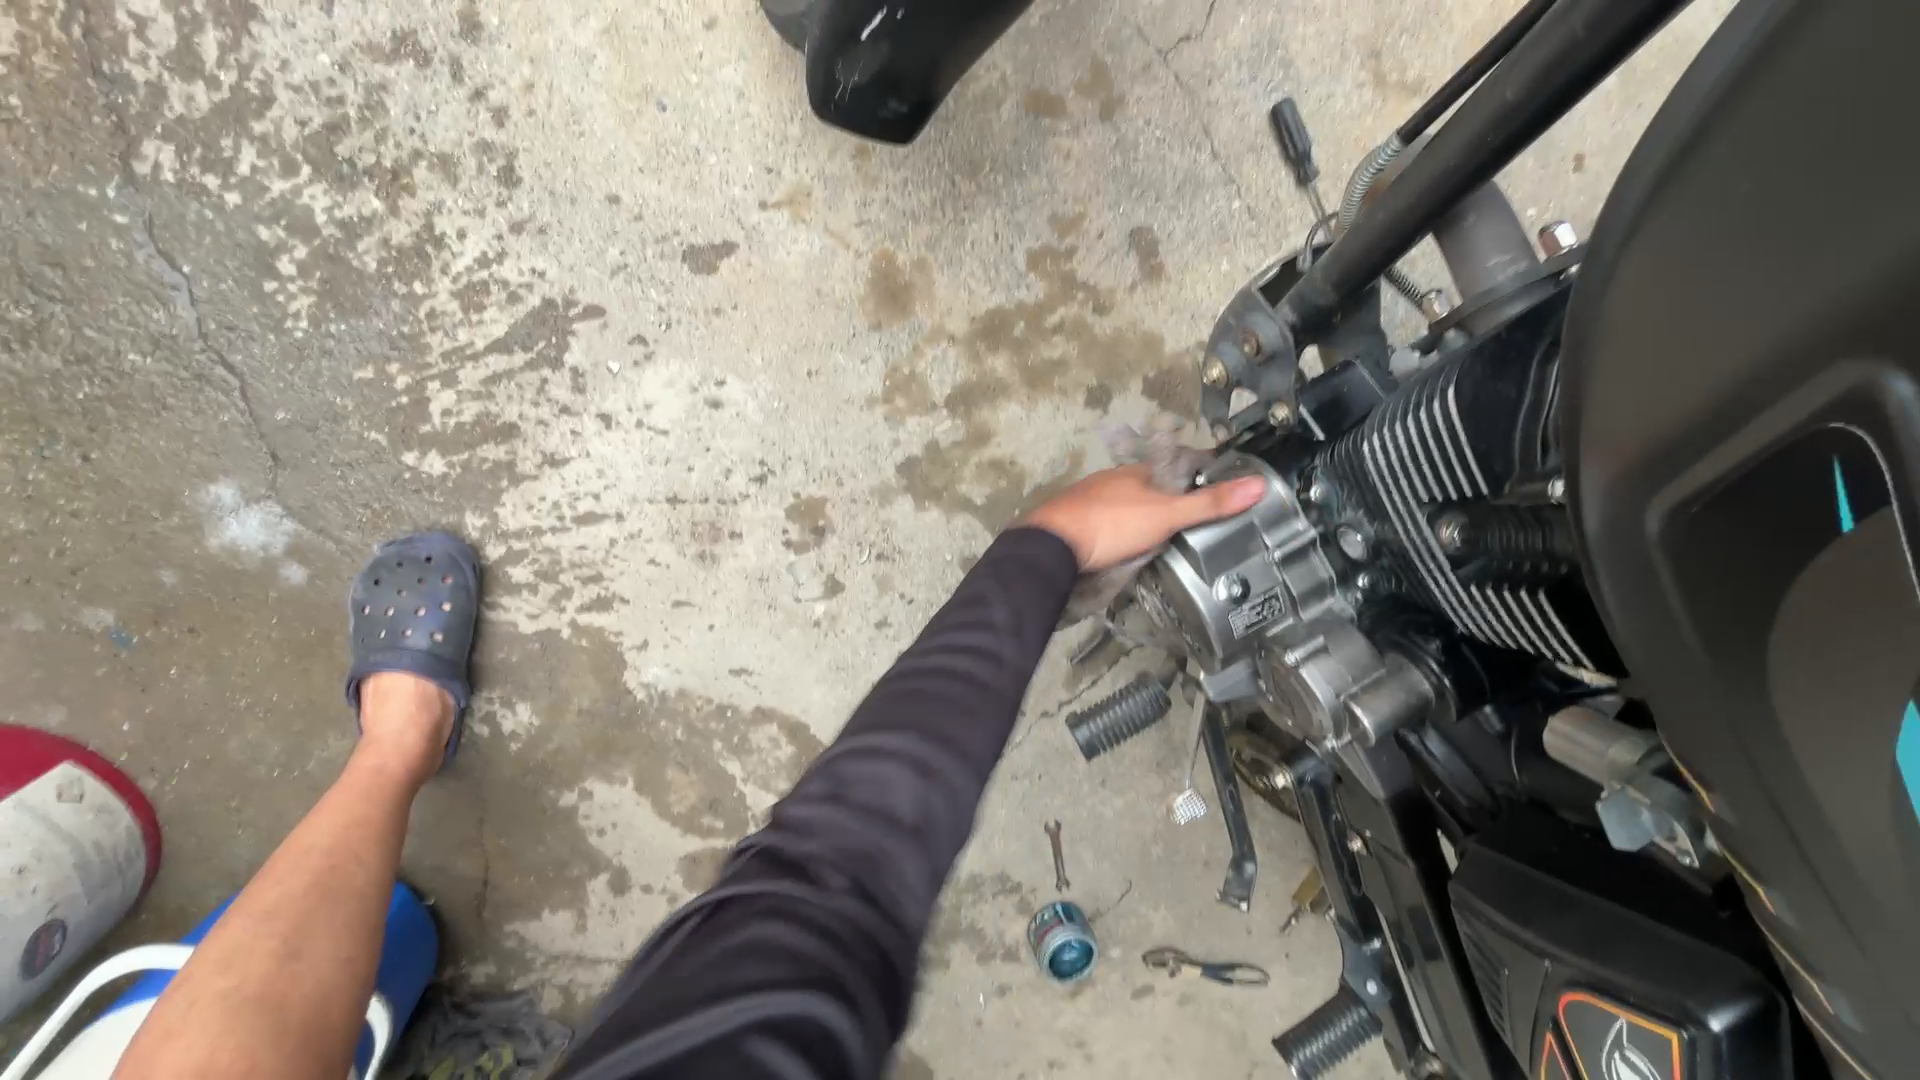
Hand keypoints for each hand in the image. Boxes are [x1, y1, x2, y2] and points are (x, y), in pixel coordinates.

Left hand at [1020, 464, 1267, 571]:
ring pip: (1126, 503)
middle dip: (1169, 497)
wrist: (1052, 547)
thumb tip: (1257, 485)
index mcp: (1137, 472)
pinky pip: (1106, 523)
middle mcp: (1113, 480)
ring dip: (1142, 514)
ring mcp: (1090, 500)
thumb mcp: (1167, 515)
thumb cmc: (1111, 524)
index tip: (1219, 481)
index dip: (1199, 471)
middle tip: (1192, 516)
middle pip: (1150, 485)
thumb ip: (1208, 504)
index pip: (1177, 464)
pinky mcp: (1075, 522)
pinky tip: (1124, 544)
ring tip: (1163, 534)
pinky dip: (1120, 530)